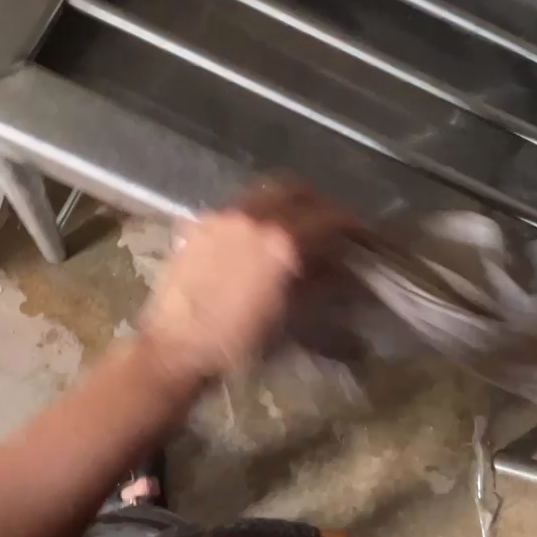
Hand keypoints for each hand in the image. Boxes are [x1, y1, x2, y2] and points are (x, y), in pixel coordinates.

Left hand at [135, 183, 353, 387]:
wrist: (176, 347)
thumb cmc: (238, 341)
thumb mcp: (291, 317)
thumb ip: (321, 283)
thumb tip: (342, 267)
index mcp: (281, 241)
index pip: (328, 217)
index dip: (351, 224)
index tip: (360, 234)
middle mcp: (253, 217)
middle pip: (296, 189)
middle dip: (317, 203)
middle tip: (327, 223)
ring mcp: (223, 217)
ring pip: (264, 193)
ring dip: (285, 204)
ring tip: (292, 228)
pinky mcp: (200, 223)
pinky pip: (236, 208)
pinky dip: (255, 215)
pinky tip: (254, 240)